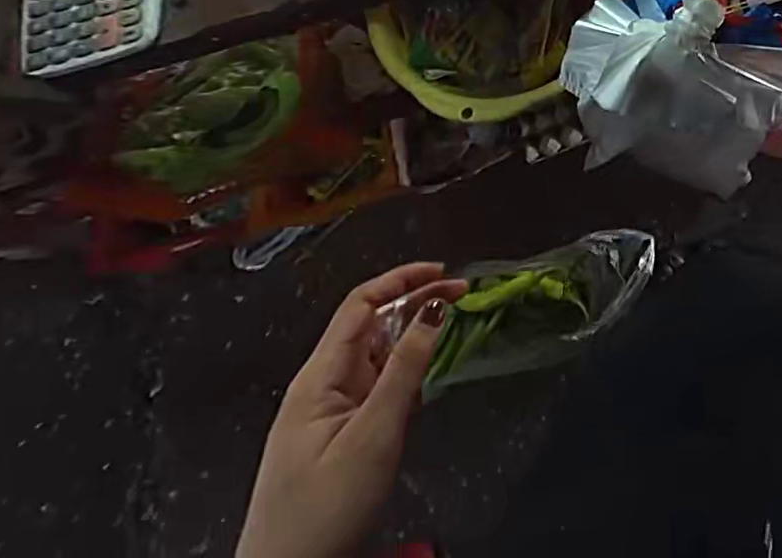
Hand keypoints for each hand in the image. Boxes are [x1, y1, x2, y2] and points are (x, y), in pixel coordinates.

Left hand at [237, 263, 466, 557]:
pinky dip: (406, 376)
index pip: (361, 304)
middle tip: (461, 295)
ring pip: (378, 356)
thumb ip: (406, 368)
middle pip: (372, 325)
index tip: (442, 271)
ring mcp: (332, 408)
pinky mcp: (342, 431)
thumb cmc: (324, 511)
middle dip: (416, 303)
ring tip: (452, 332)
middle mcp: (324, 382)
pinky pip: (378, 387)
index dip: (401, 279)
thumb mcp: (373, 435)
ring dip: (413, 340)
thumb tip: (433, 309)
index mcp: (320, 375)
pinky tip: (425, 381)